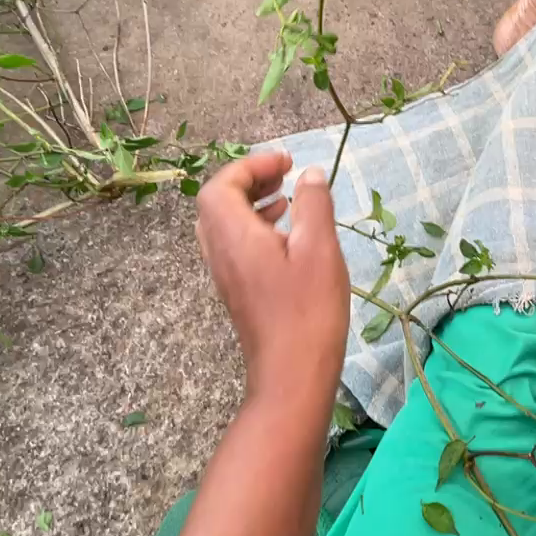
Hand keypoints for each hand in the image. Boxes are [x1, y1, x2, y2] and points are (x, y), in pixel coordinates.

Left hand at [195, 151, 349, 399]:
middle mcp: (221, 254)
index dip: (249, 166)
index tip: (287, 161)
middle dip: (248, 179)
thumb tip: (310, 174)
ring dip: (252, 201)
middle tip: (285, 173)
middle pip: (216, 203)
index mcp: (234, 238)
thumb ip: (313, 205)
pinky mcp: (239, 290)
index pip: (220, 187)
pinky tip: (289, 233)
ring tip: (288, 196)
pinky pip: (235, 244)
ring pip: (224, 225)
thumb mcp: (319, 248)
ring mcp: (227, 275)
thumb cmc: (308, 308)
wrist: (293, 373)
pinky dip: (256, 225)